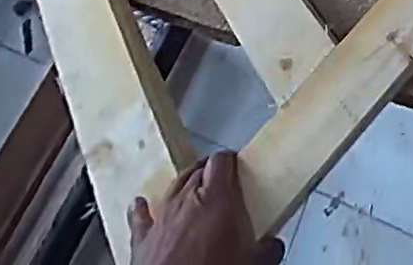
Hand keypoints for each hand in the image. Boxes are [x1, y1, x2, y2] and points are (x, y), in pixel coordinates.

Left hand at [129, 152, 283, 264]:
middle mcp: (187, 201)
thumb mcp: (252, 262)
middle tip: (219, 175)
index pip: (221, 160)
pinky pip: (139, 219)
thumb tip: (274, 246)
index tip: (237, 164)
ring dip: (184, 181)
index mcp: (216, 198)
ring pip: (173, 187)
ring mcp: (161, 220)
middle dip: (208, 170)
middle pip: (197, 171)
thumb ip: (268, 248)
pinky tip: (138, 203)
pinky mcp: (141, 243)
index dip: (229, 158)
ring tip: (192, 179)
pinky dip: (140, 210)